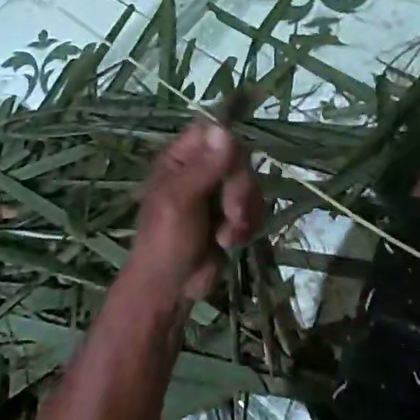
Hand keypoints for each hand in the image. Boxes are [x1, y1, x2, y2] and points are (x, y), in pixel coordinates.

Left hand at [125, 121, 263, 302]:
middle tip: (232, 214)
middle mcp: (200, 169)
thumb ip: (204, 168)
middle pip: (238, 158)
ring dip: (245, 212)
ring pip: (251, 183)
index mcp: (179, 159)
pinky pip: (255, 206)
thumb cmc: (165, 243)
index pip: (212, 132)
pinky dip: (249, 225)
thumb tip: (225, 130)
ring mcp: (218, 192)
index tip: (231, 171)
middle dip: (240, 189)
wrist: (171, 289)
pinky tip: (232, 242)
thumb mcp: (180, 202)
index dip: (228, 147)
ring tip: (227, 237)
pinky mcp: (232, 214)